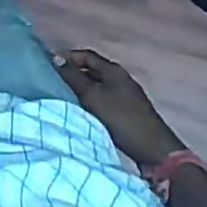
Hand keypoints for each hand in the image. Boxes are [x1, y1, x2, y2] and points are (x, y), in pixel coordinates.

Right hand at [55, 50, 183, 167]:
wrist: (155, 151)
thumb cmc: (122, 119)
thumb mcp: (93, 96)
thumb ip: (73, 77)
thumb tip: (56, 57)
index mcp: (113, 69)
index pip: (86, 55)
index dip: (68, 56)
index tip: (50, 63)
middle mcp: (121, 78)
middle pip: (93, 69)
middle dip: (74, 73)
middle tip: (55, 80)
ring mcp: (127, 95)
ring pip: (99, 86)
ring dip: (83, 88)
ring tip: (65, 96)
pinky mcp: (130, 112)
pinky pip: (105, 99)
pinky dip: (93, 101)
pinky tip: (85, 112)